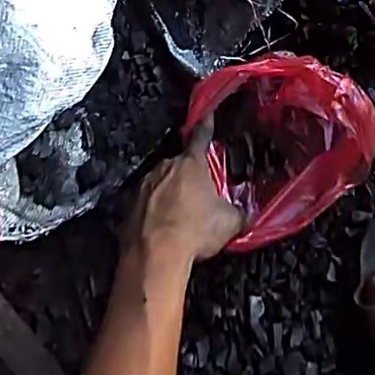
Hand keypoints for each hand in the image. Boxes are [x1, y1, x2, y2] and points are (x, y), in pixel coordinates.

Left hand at [123, 117, 243, 264]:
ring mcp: (143, 186)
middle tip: (195, 194)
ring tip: (176, 216)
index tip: (207, 116)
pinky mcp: (127, 207)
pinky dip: (150, 212)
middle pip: (179, 164)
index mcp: (191, 163)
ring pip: (159, 183)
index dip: (206, 126)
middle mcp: (165, 167)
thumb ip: (239, 213)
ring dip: (167, 193)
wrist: (154, 258)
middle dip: (186, 175)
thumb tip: (248, 213)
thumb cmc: (194, 231)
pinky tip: (158, 230)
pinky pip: (143, 204)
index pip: (201, 136)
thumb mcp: (228, 223)